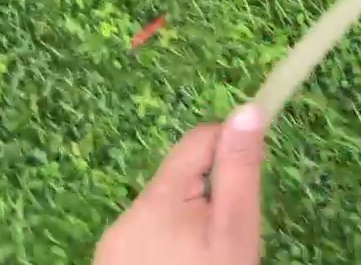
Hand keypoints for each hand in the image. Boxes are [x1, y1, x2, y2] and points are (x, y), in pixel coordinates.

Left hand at [96, 103, 267, 264]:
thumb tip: (248, 110)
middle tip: (229, 229)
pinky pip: (149, 233)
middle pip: (181, 174)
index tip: (248, 178)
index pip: (199, 139)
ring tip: (208, 254)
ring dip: (192, 216)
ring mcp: (113, 248)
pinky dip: (172, 240)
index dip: (230, 146)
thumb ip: (240, 167)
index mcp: (155, 202)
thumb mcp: (235, 229)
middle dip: (211, 189)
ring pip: (167, 205)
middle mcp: (125, 218)